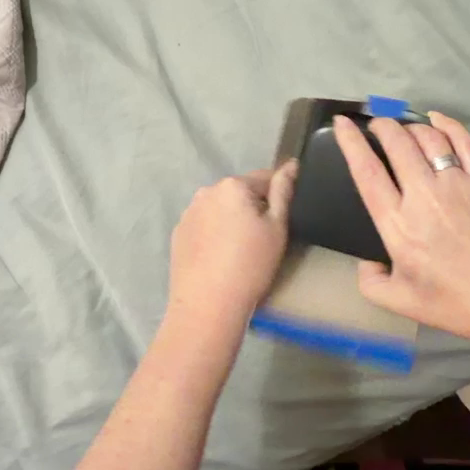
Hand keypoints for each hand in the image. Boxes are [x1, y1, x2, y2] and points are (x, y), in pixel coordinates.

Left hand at [166, 161, 298, 327]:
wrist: (207, 305)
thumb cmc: (250, 265)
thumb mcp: (277, 228)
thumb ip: (283, 192)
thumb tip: (291, 164)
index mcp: (233, 186)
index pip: (265, 178)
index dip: (278, 197)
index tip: (281, 222)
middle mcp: (206, 192)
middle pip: (239, 193)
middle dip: (252, 208)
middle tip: (262, 240)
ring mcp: (188, 213)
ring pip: (220, 209)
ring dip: (231, 220)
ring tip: (239, 252)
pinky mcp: (178, 234)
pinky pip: (204, 225)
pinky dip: (214, 234)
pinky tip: (219, 258)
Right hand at [333, 112, 469, 347]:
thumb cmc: (452, 302)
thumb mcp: (398, 302)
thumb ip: (370, 281)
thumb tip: (365, 262)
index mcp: (398, 224)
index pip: (367, 171)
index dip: (351, 142)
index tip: (343, 124)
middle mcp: (424, 196)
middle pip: (397, 143)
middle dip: (382, 126)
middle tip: (375, 124)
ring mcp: (457, 184)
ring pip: (428, 138)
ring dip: (410, 126)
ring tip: (402, 128)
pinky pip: (464, 142)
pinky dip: (447, 124)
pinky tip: (437, 119)